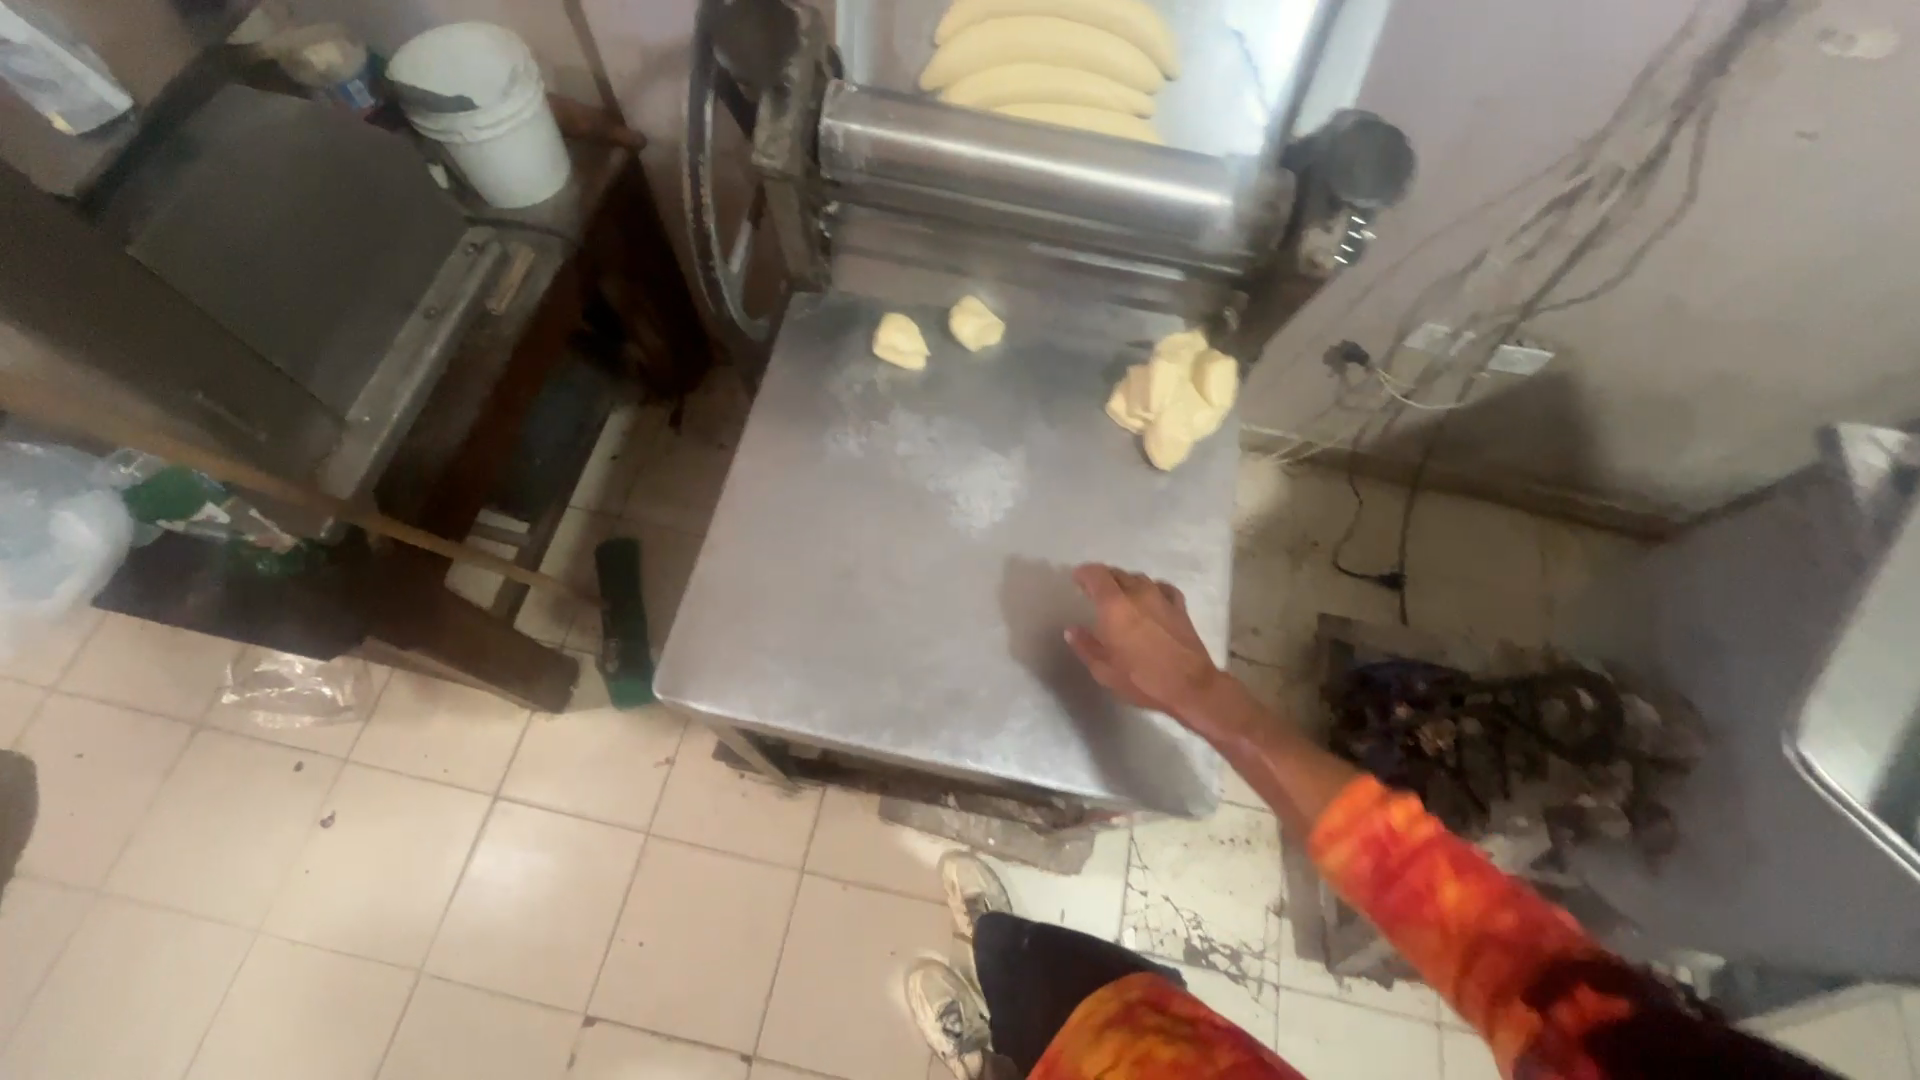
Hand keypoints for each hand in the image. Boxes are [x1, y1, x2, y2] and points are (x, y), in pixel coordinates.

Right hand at [1065, 564, 1221, 720]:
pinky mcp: (1180, 607)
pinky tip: (1150, 600)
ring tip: (1120, 596)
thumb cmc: (1141, 679)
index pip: (1096, 574)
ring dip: (1126, 583)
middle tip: (1094, 591)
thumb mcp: (1103, 670)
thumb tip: (1072, 629)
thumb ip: (1085, 646)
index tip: (1077, 579)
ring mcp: (1161, 598)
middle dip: (1103, 579)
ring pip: (1139, 579)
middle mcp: (1137, 593)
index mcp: (1114, 605)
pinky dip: (1151, 590)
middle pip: (1117, 573)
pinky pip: (1162, 588)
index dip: (1084, 573)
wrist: (1189, 686)